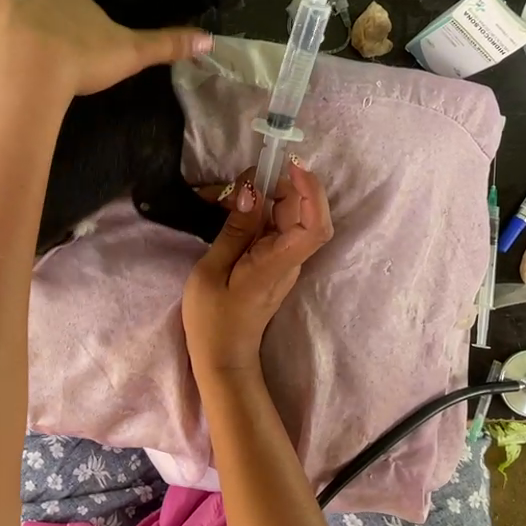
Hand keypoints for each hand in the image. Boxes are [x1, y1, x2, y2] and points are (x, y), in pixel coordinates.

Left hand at [0, 0, 212, 99]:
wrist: (27, 68)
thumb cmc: (79, 60)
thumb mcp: (130, 53)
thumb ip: (166, 44)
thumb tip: (211, 39)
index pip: (61, 3)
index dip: (58, 31)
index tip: (57, 59)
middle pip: (24, 1)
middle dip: (23, 28)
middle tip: (26, 67)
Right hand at [182, 160, 333, 375]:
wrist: (223, 358)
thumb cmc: (212, 320)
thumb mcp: (211, 271)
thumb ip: (234, 230)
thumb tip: (251, 190)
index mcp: (276, 264)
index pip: (314, 226)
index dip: (311, 192)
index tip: (289, 167)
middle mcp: (289, 260)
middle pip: (302, 213)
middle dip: (278, 184)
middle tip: (240, 178)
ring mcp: (284, 261)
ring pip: (288, 217)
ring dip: (264, 196)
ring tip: (225, 194)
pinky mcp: (274, 262)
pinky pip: (274, 227)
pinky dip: (257, 211)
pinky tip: (230, 209)